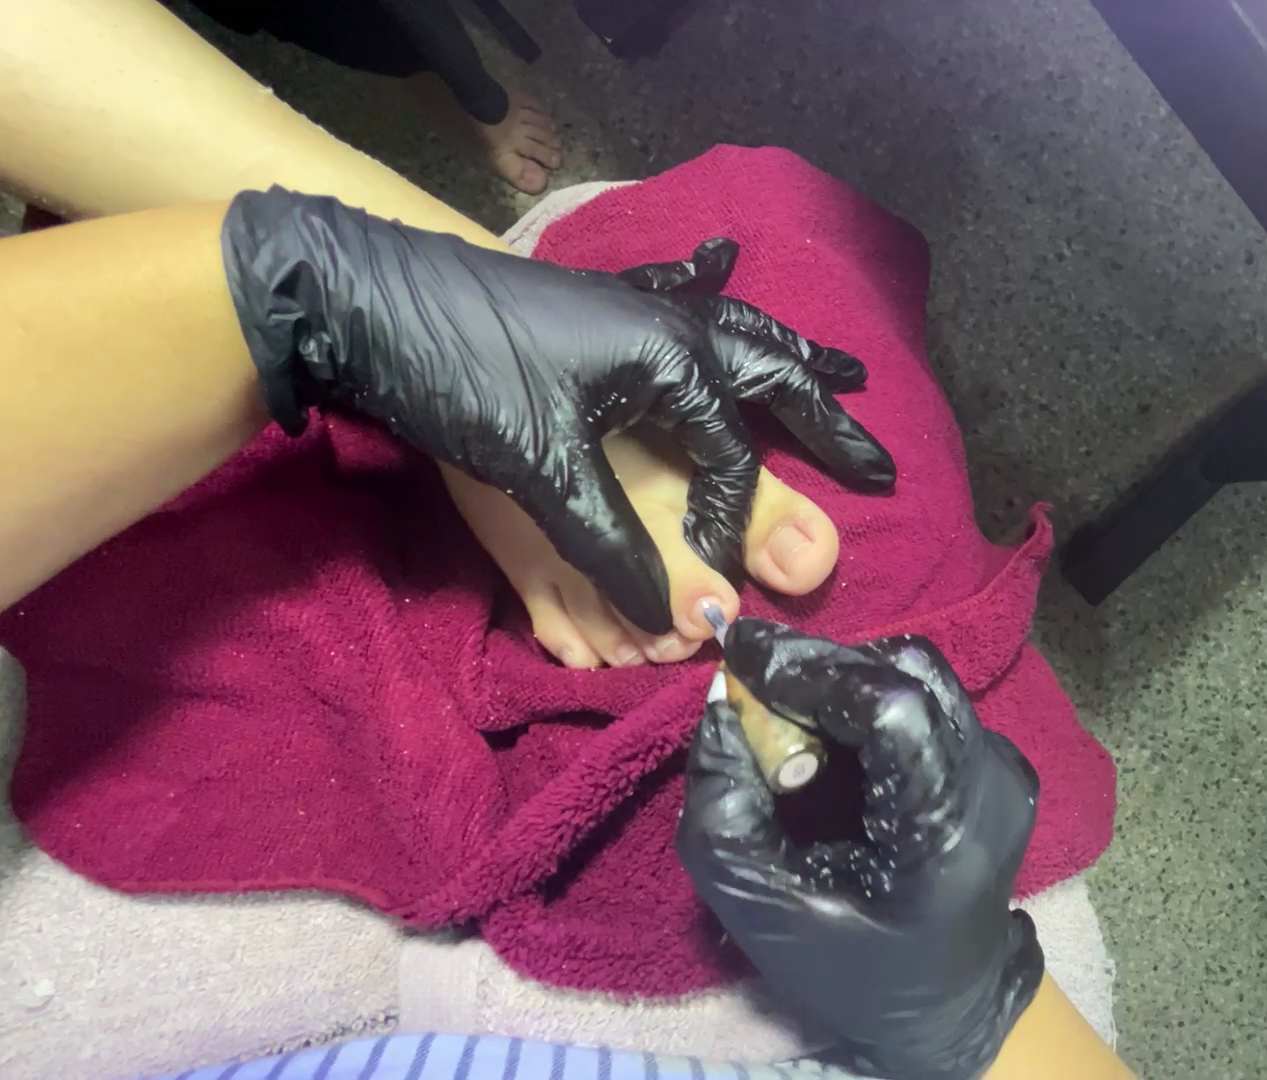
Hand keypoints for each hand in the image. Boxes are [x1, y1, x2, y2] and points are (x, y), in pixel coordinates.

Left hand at [220, 190, 890, 634]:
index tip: (716, 580)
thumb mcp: (541, 469)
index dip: (732, 527)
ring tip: (844, 373)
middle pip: (780, 377)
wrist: (356, 289)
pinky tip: (730, 276)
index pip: (734, 459)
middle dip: (833, 424)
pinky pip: (693, 299)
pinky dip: (726, 300)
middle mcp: (677, 327)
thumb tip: (687, 620)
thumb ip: (616, 549)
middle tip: (879, 465)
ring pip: (747, 330)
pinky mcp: (610, 306)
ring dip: (797, 358)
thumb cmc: (457, 370)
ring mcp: (644, 307)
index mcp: (675, 359)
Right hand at [677, 620, 1043, 1079]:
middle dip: (821, 666)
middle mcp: (991, 780)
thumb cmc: (853, 969)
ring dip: (848, 679)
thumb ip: (723, 806)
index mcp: (944, 829)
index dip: (815, 668)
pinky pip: (932, 699)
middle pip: (909, 673)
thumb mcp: (760, 907)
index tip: (744, 652)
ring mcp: (1006, 764)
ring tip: (798, 713)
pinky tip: (845, 740)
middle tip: (758, 677)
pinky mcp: (1004, 759)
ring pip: (921, 676)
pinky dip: (875, 700)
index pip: (894, 706)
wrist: (953, 999)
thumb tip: (724, 699)